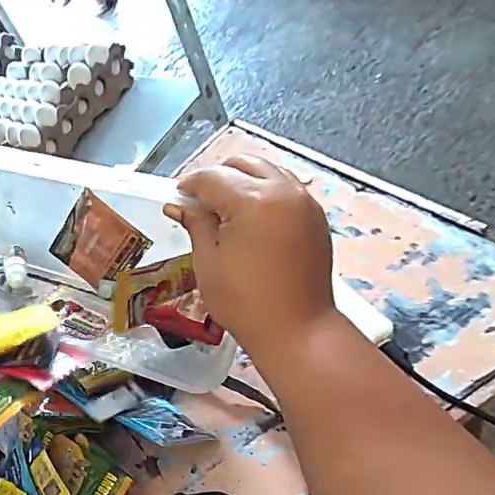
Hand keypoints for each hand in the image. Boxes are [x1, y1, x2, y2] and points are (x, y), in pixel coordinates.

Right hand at [169, 156, 338, 358]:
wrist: (297, 330)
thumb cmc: (247, 305)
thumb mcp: (209, 264)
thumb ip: (196, 226)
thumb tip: (180, 207)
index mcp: (253, 202)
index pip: (212, 177)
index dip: (189, 186)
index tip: (179, 198)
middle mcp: (283, 192)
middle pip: (243, 164)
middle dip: (218, 177)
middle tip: (201, 203)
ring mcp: (304, 203)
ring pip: (268, 171)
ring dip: (244, 181)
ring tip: (227, 210)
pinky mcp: (316, 218)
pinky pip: (287, 190)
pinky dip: (267, 194)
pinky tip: (253, 220)